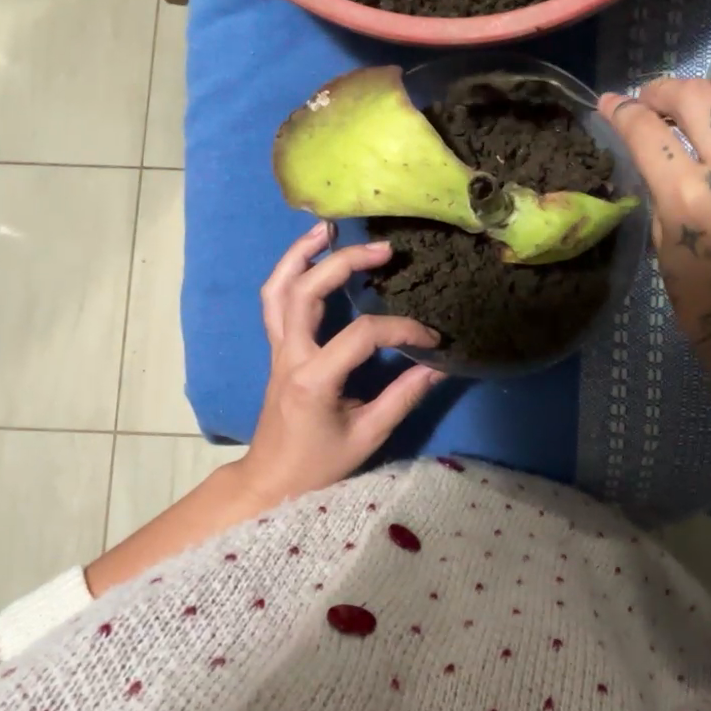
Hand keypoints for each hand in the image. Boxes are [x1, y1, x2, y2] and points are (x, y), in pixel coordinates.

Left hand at [236, 222, 447, 506]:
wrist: (272, 481)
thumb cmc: (320, 464)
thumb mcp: (368, 435)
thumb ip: (403, 397)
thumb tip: (438, 367)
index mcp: (314, 379)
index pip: (361, 335)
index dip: (401, 330)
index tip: (431, 341)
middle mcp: (289, 356)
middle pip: (306, 292)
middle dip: (343, 263)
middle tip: (382, 250)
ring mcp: (278, 350)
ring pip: (279, 289)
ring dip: (300, 254)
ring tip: (328, 229)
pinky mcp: (278, 350)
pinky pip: (276, 302)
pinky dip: (290, 273)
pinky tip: (313, 258)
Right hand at [598, 73, 710, 368]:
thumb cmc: (703, 299)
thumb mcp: (663, 245)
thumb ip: (660, 190)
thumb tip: (653, 148)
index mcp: (689, 199)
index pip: (646, 130)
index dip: (621, 111)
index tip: (614, 106)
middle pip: (697, 96)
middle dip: (665, 91)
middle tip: (660, 105)